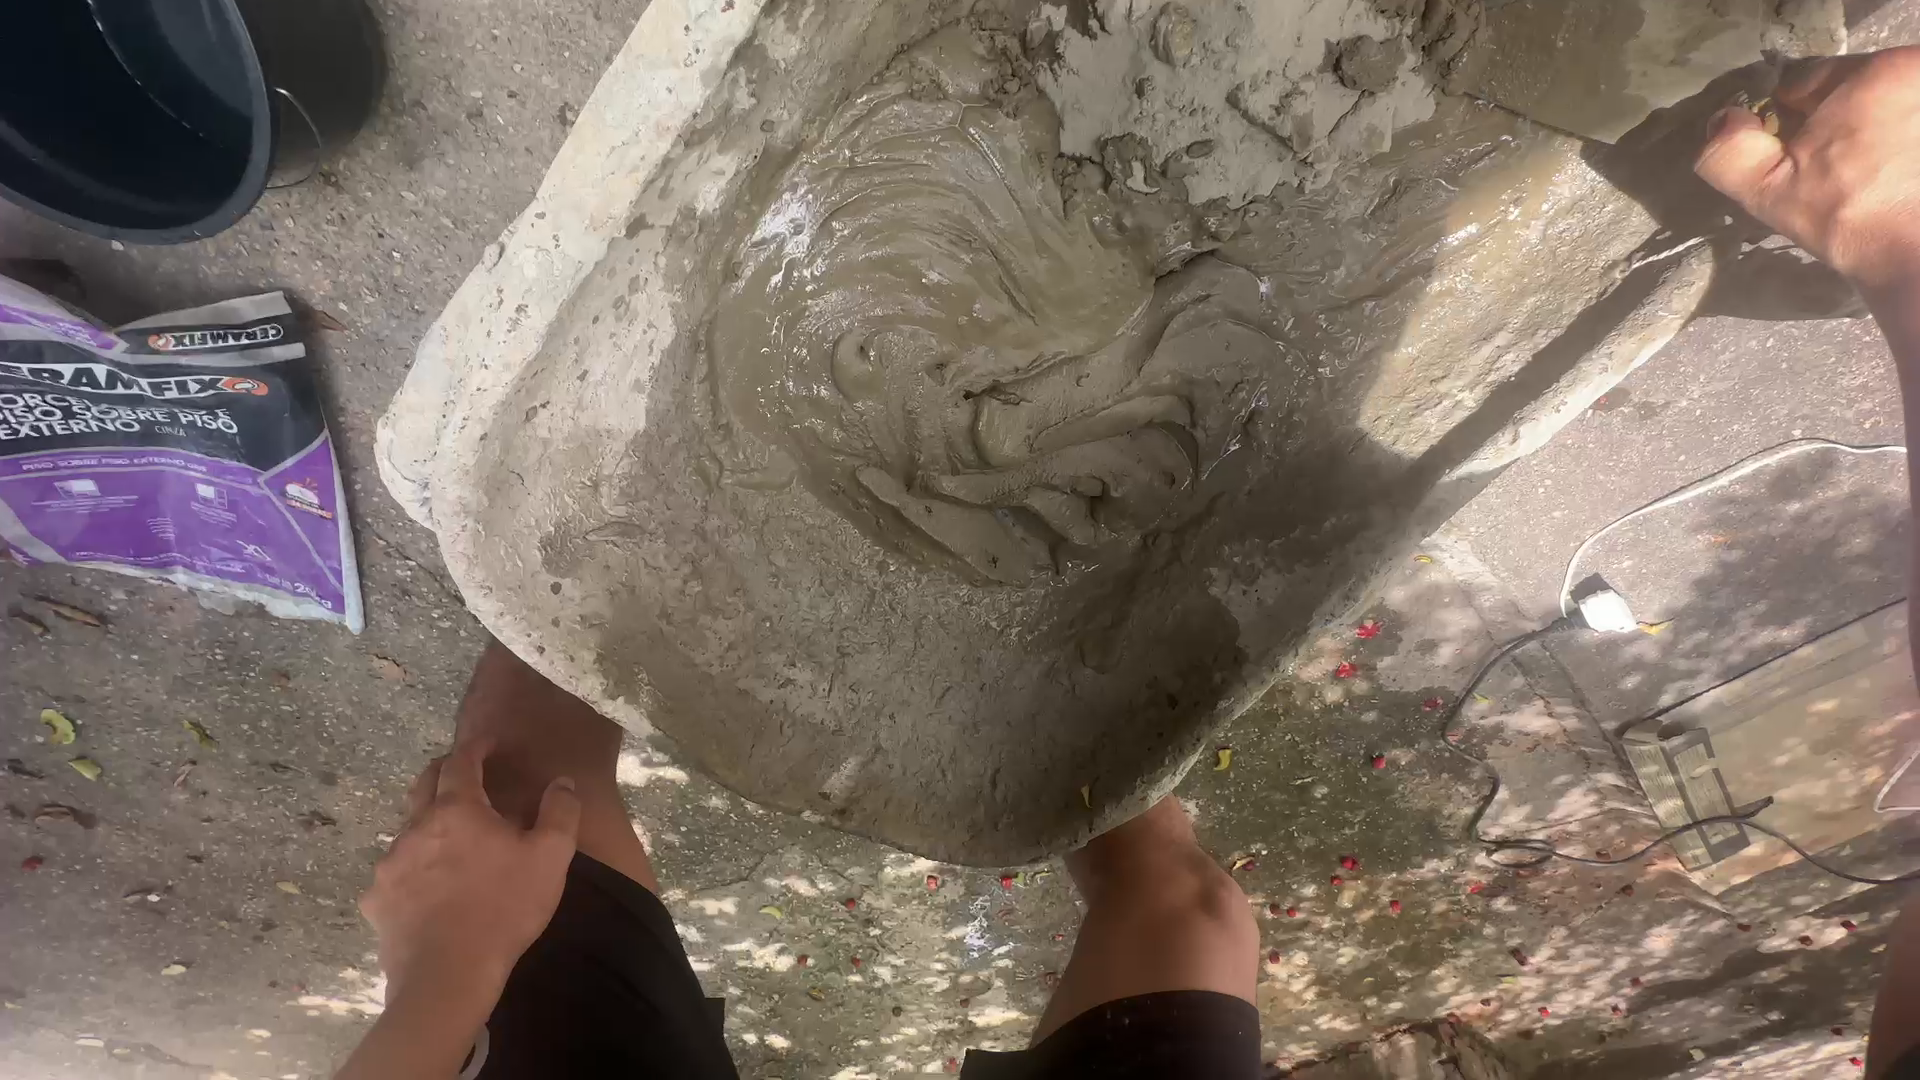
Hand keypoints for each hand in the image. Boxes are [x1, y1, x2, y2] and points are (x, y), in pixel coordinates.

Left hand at [359, 739, 581, 999]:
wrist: (447, 978)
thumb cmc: (504, 907)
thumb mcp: (551, 854)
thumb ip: (560, 810)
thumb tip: (562, 782)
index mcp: (457, 811)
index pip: (459, 762)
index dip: (475, 746)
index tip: (489, 742)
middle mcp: (415, 830)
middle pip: (423, 785)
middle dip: (445, 771)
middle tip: (467, 771)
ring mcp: (389, 867)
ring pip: (408, 827)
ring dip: (430, 818)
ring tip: (455, 833)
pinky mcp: (377, 902)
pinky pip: (396, 867)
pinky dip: (416, 860)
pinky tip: (433, 880)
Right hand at [1695, 48, 1919, 295]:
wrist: (1915, 242)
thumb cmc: (1839, 213)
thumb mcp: (1761, 188)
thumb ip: (1726, 150)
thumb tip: (1721, 119)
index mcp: (1872, 73)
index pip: (1802, 79)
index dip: (1778, 119)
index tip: (1782, 154)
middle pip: (1847, 85)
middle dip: (1826, 118)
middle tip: (1818, 165)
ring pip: (1878, 98)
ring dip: (1860, 125)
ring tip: (1855, 166)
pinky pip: (1902, 113)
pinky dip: (1890, 133)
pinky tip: (1886, 166)